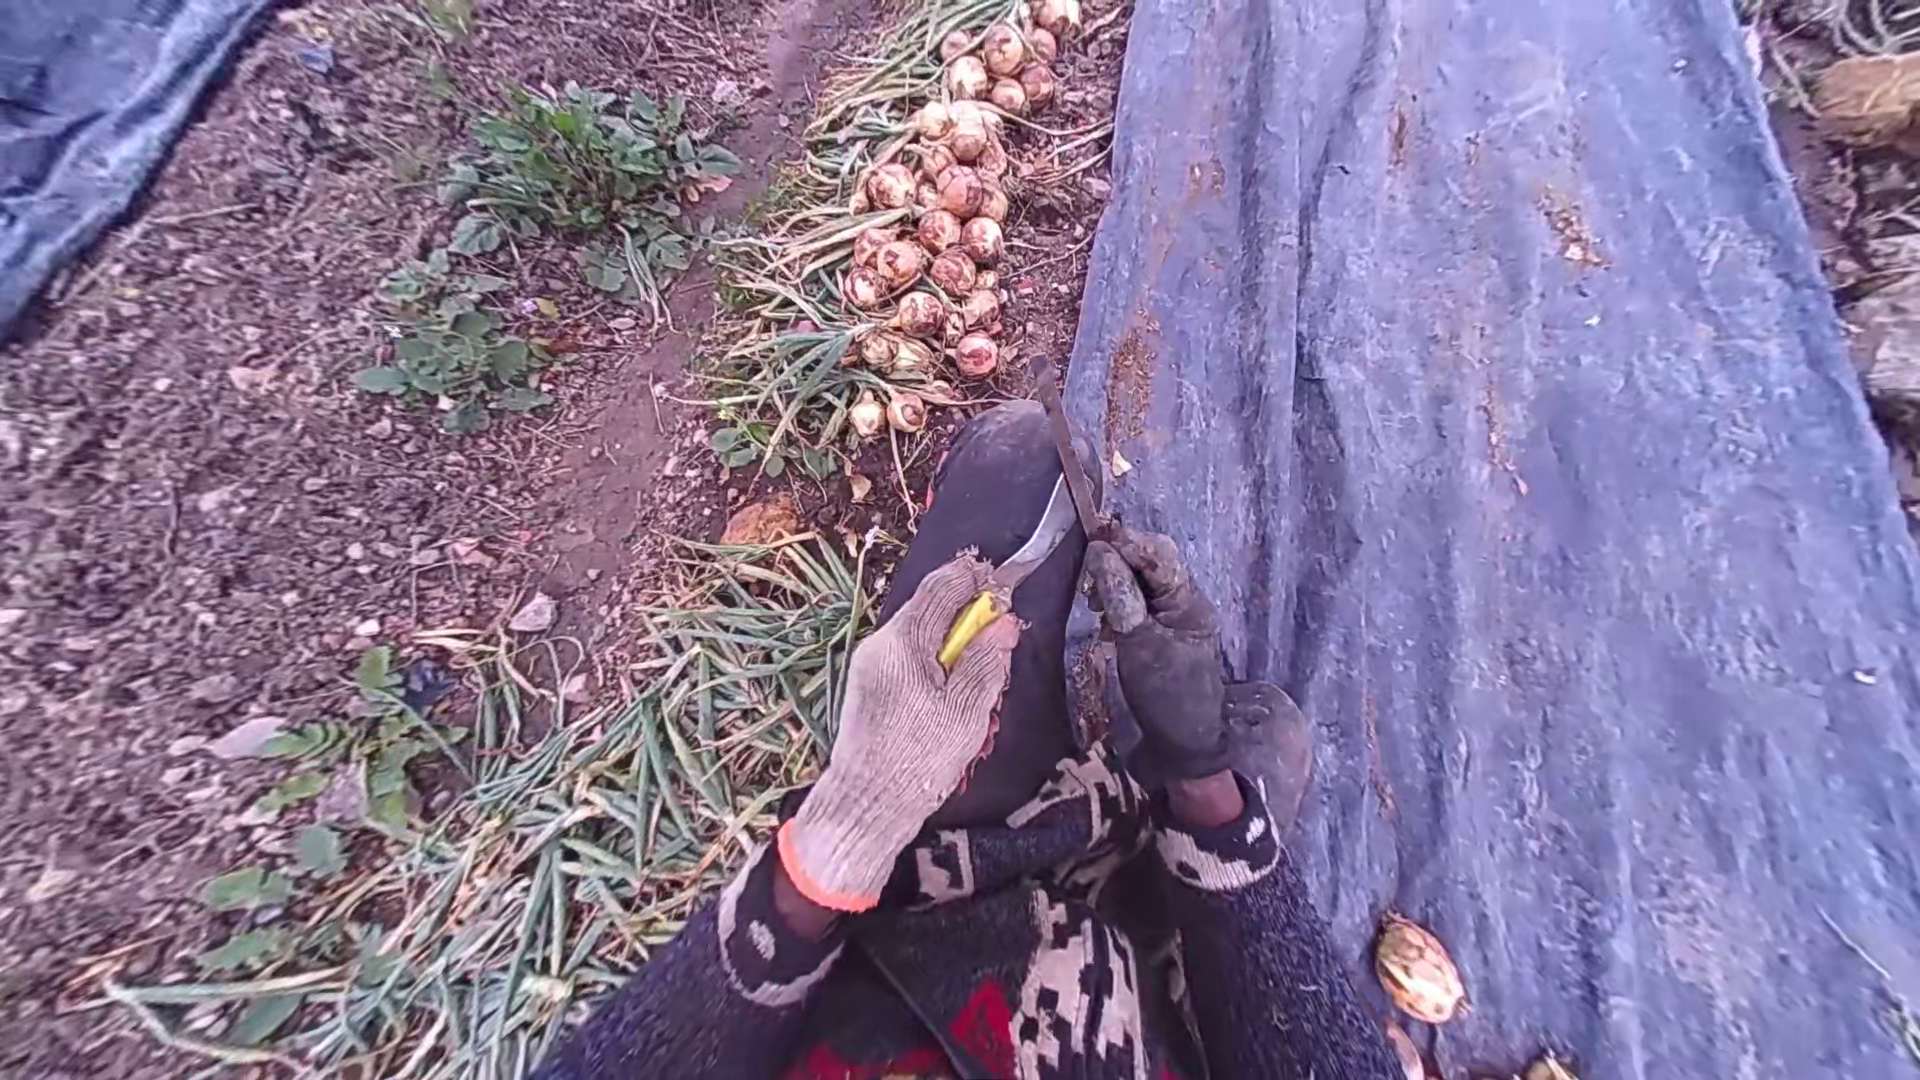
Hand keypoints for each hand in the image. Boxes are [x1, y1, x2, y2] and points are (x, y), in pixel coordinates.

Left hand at [778, 555, 1018, 911]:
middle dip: (965, 612)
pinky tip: (952, 686)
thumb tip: (1005, 622)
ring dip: (952, 638)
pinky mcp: (870, 684)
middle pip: (928, 609)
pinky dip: (935, 658)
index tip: (999, 578)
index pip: (939, 588)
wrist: (867, 802)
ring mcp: (871, 663)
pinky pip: (908, 655)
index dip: (971, 578)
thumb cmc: (920, 756)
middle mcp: (881, 642)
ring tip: (980, 664)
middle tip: (998, 630)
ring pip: (920, 634)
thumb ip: (986, 660)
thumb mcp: (966, 709)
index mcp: (903, 640)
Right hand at [1085, 527, 1228, 781]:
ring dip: (1113, 576)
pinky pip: (1134, 597)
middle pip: (1150, 560)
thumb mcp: (1140, 644)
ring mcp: (1170, 613)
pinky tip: (1101, 610)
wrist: (1184, 743)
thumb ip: (1121, 596)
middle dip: (1118, 557)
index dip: (1125, 542)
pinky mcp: (1156, 627)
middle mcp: (1182, 600)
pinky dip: (1114, 596)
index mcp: (1188, 601)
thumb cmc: (1166, 695)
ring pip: (1139, 576)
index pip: (1157, 555)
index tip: (1092, 537)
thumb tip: (1100, 552)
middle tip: (1089, 569)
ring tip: (1093, 597)